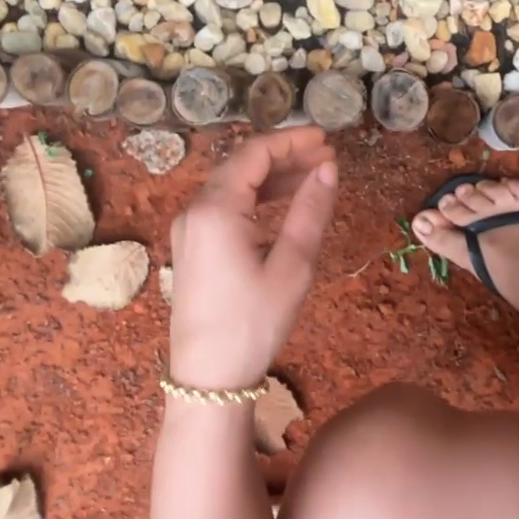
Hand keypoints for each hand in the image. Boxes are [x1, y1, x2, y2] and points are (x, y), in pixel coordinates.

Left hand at [167, 127, 337, 390]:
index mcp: (216, 209)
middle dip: (286, 157)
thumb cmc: (254, 321)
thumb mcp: (293, 265)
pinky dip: (257, 199)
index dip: (292, 141)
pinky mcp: (192, 247)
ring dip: (274, 178)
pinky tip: (285, 205)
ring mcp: (189, 230)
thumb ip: (311, 210)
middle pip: (242, 165)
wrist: (209, 378)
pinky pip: (226, 207)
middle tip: (327, 158)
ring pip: (234, 186)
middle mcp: (195, 210)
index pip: (254, 153)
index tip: (326, 139)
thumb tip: (330, 168)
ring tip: (315, 178)